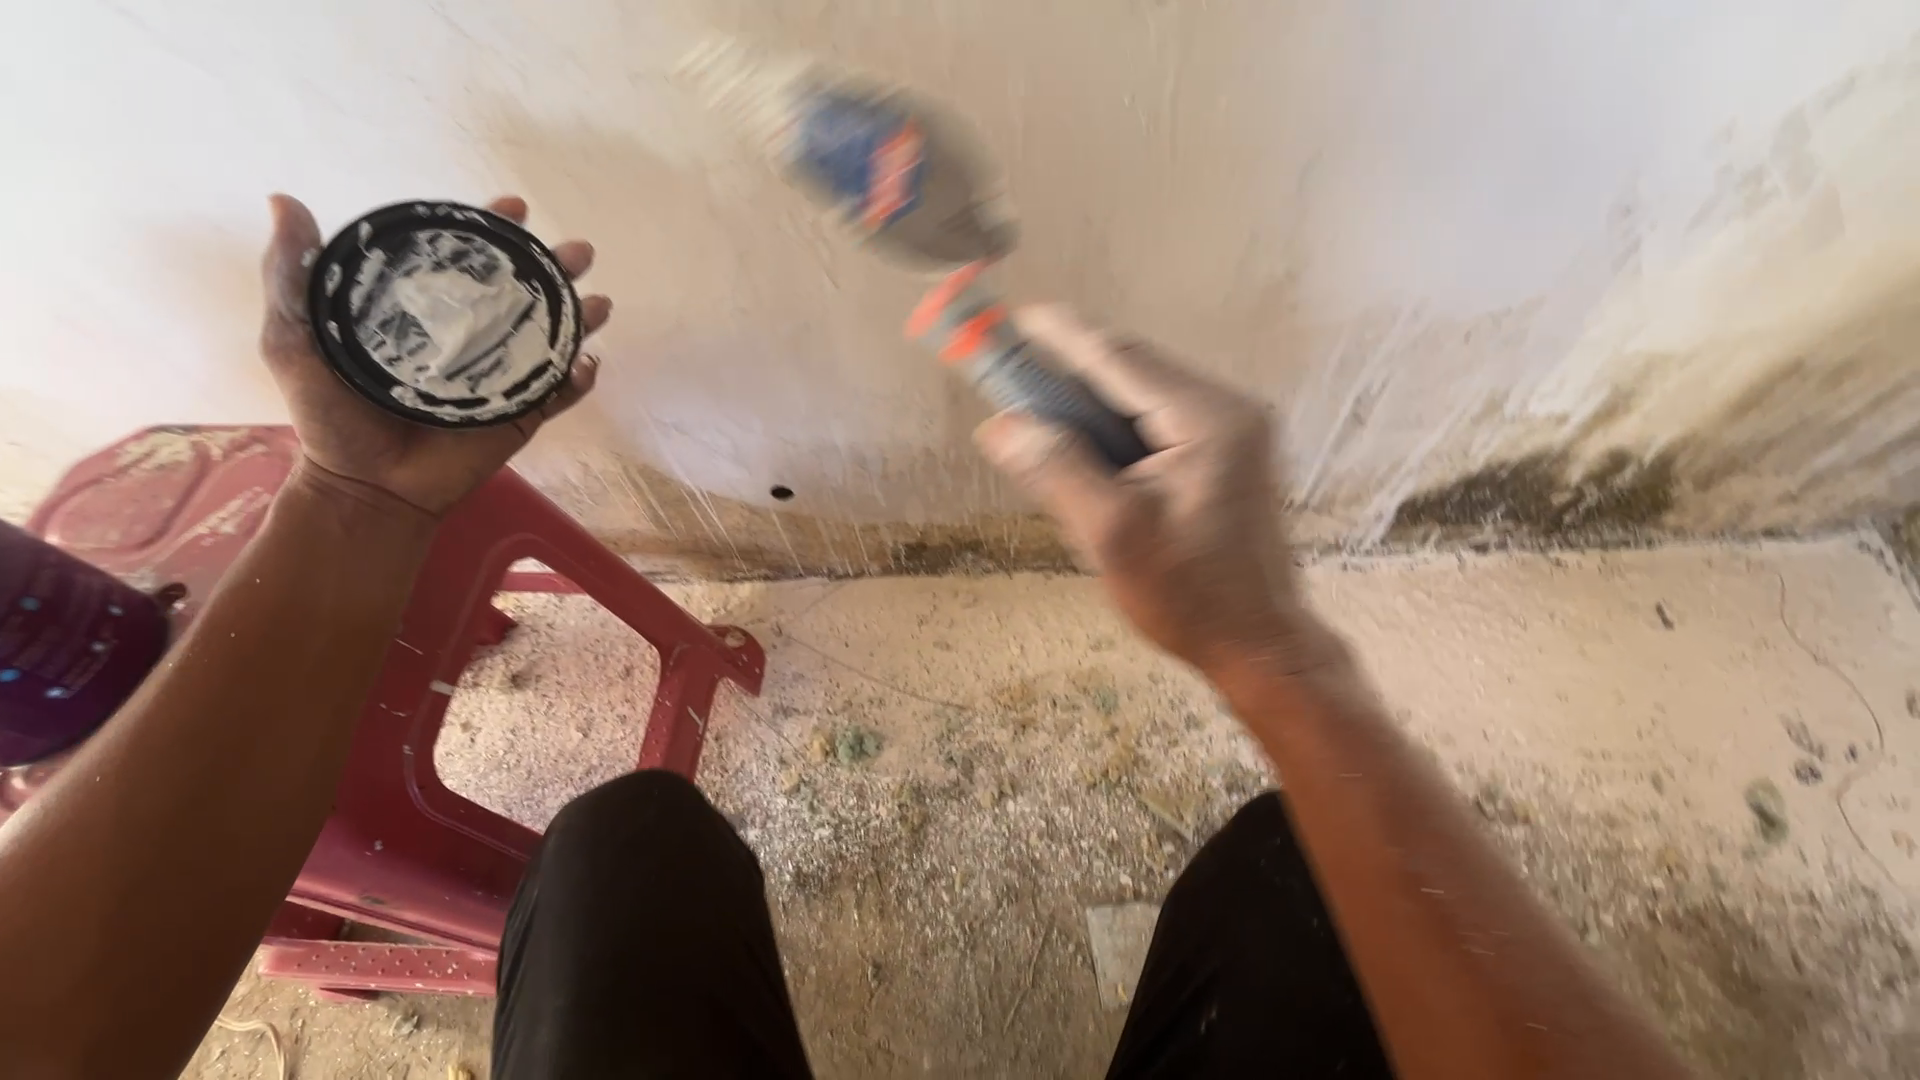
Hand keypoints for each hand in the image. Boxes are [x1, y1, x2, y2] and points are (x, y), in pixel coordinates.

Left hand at [259, 194, 610, 518]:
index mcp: (426, 315)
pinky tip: (588, 362)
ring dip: (581, 319)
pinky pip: (559, 395)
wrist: (368, 486)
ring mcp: (502, 378)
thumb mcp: (294, 340)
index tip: (515, 209)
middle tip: (580, 252)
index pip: (463, 264)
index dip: (491, 232)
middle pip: (522, 297)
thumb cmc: (330, 417)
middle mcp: (471, 339)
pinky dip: (579, 380)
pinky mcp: (522, 415)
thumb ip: (291, 278)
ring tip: (601, 302)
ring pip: (552, 341)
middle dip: (556, 270)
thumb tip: (286, 202)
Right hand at [975, 306, 1313, 673]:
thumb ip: (1057, 471)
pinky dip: (1117, 437)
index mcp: (1209, 418)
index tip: (1019, 321)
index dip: (1063, 337)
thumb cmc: (1190, 597)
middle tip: (1020, 389)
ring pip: (1143, 403)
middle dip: (1074, 380)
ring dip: (1093, 411)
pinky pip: (1158, 429)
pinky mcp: (1227, 461)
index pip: (1120, 359)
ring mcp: (1234, 435)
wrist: (1261, 646)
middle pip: (1133, 375)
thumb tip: (1001, 426)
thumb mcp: (1113, 534)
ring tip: (1048, 432)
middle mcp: (1229, 412)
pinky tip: (1092, 465)